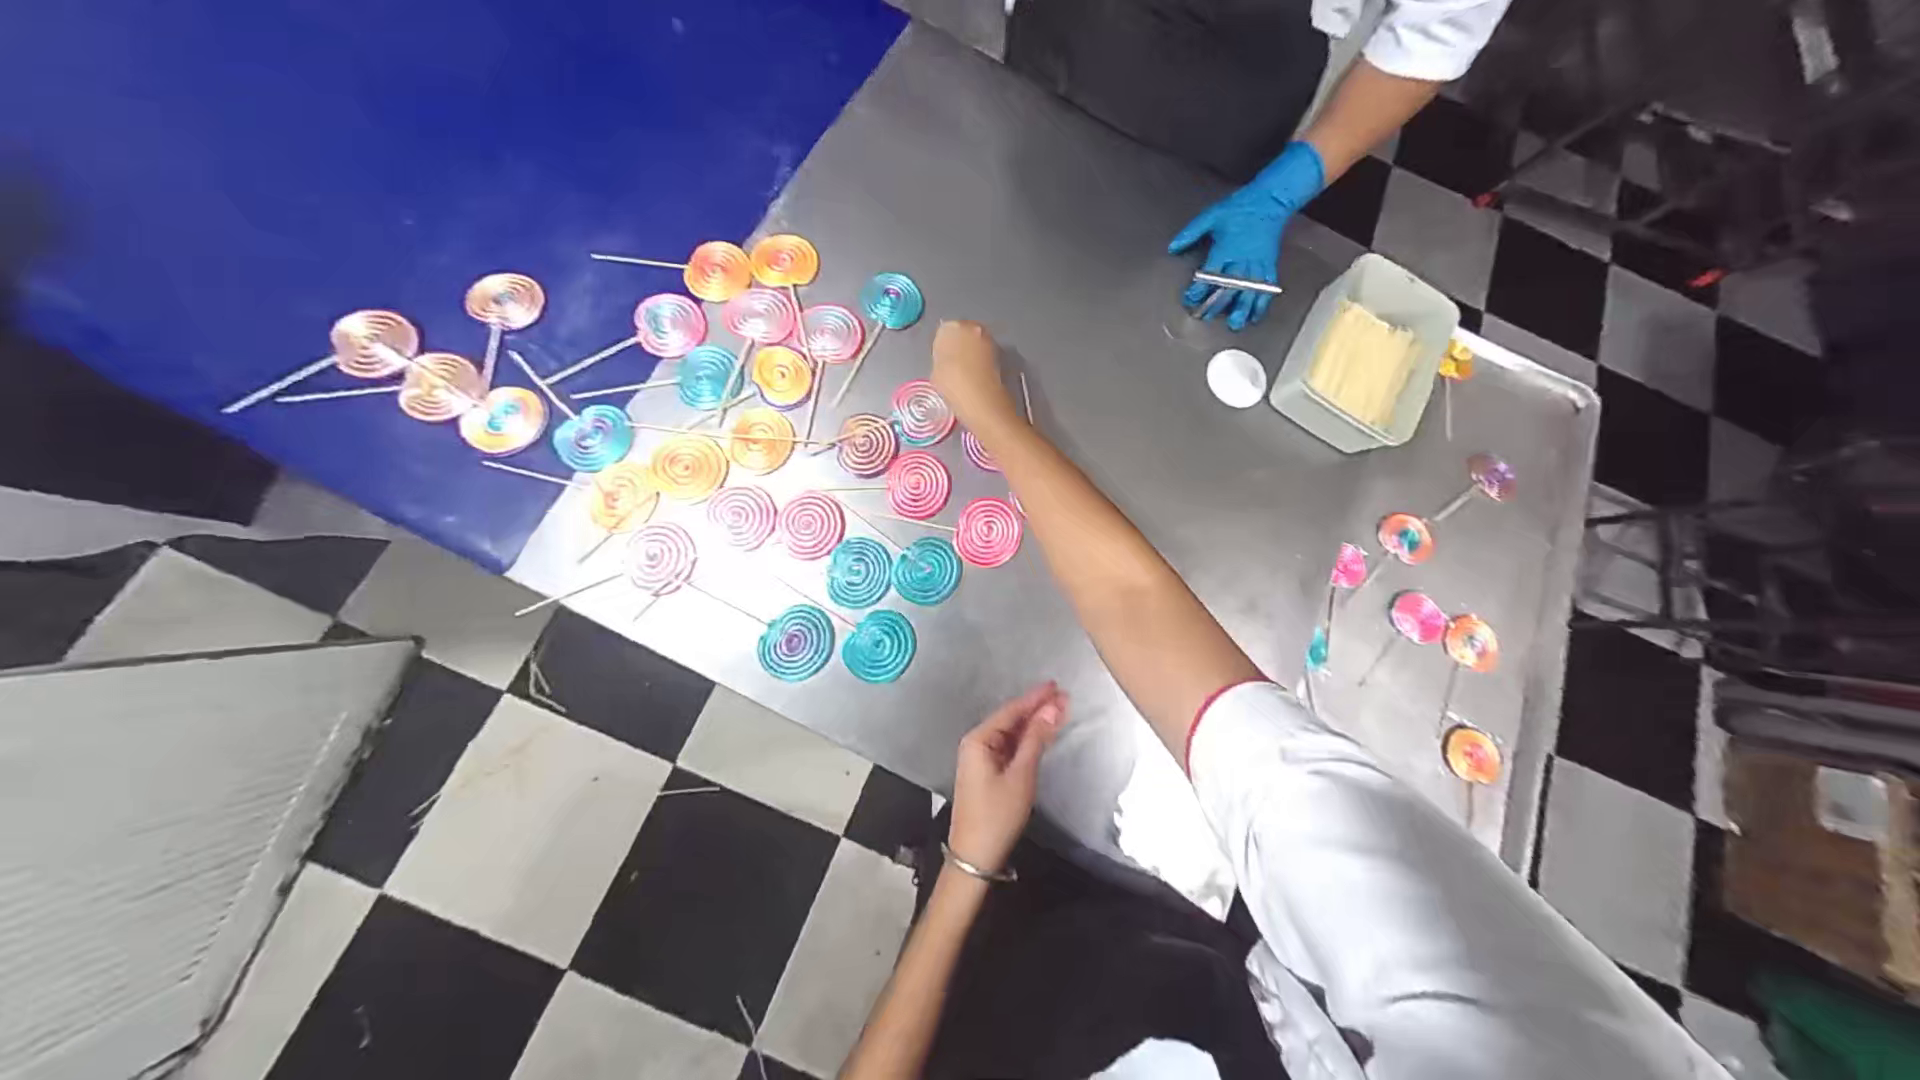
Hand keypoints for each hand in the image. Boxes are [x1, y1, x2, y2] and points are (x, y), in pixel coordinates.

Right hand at [931, 320, 1016, 428]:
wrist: (980, 397)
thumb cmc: (952, 384)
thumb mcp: (936, 373)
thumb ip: (940, 360)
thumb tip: (945, 361)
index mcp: (950, 328)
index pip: (943, 332)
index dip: (942, 346)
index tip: (942, 359)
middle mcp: (971, 327)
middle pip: (963, 332)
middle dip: (960, 345)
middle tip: (955, 363)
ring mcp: (988, 338)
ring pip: (977, 342)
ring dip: (973, 352)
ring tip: (968, 371)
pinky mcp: (1001, 351)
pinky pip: (987, 353)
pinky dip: (983, 360)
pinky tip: (979, 375)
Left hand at [948, 682, 1067, 875]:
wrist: (975, 857)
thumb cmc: (997, 815)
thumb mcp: (1021, 775)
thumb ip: (1036, 739)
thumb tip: (1052, 708)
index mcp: (978, 740)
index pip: (1011, 711)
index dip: (1035, 698)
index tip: (1056, 686)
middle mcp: (976, 744)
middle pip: (1010, 720)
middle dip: (1037, 709)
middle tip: (1063, 697)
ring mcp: (981, 759)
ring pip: (1011, 734)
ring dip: (1034, 724)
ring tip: (1059, 711)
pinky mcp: (988, 773)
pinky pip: (1009, 748)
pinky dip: (1027, 741)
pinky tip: (1042, 735)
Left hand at [1167, 141, 1325, 330]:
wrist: (1271, 200)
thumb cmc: (1241, 207)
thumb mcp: (1211, 215)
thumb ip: (1191, 233)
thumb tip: (1172, 248)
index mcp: (1225, 249)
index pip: (1209, 275)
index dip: (1198, 290)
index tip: (1190, 299)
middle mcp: (1241, 260)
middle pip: (1228, 288)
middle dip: (1216, 305)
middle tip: (1205, 317)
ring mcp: (1257, 264)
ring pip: (1248, 291)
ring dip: (1242, 309)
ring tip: (1236, 324)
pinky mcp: (1269, 265)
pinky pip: (1266, 288)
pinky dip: (1261, 303)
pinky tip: (1255, 315)